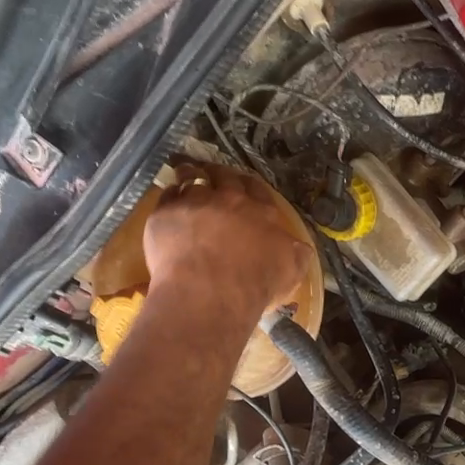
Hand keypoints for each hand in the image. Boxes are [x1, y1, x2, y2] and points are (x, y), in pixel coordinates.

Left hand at [144, 163, 312, 327]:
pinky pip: (167, 195)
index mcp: (262, 213)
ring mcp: (196, 203)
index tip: (244, 183)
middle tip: (214, 172)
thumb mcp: (291, 271)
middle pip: (225, 177)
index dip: (251, 185)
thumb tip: (298, 246)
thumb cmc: (255, 284)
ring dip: (192, 174)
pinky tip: (170, 199)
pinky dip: (170, 195)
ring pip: (192, 178)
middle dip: (220, 173)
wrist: (211, 291)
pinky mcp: (166, 214)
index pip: (258, 190)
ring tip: (187, 173)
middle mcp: (230, 200)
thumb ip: (296, 253)